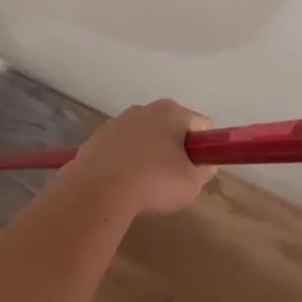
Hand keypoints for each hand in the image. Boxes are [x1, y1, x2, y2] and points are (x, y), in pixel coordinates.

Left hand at [57, 99, 217, 215]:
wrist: (96, 192)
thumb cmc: (153, 183)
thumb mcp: (192, 183)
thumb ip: (205, 170)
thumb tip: (204, 163)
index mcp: (170, 112)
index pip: (201, 126)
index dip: (205, 149)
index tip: (197, 170)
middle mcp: (143, 109)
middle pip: (171, 128)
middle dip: (176, 150)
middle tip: (173, 178)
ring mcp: (116, 122)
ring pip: (144, 138)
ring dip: (149, 155)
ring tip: (144, 184)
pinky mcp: (96, 138)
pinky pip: (121, 148)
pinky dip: (126, 161)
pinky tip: (122, 182)